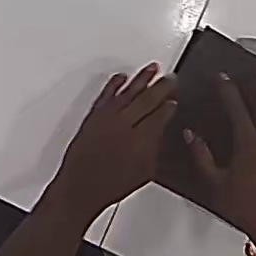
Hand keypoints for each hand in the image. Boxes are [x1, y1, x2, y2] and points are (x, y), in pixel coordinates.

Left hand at [43, 62, 177, 222]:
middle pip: (147, 99)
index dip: (169, 106)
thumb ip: (153, 148)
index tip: (175, 99)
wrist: (81, 186)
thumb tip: (159, 132)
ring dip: (141, 79)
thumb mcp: (143, 172)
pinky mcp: (93, 117)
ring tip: (152, 68)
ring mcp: (107, 118)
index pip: (160, 115)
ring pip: (128, 92)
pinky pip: (106, 95)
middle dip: (161, 87)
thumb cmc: (110, 185)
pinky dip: (114, 84)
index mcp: (141, 140)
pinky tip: (122, 77)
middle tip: (170, 78)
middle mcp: (124, 125)